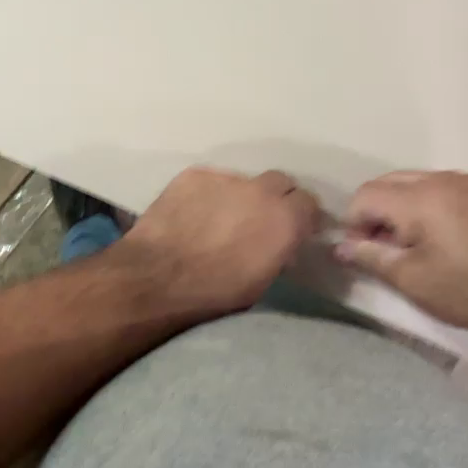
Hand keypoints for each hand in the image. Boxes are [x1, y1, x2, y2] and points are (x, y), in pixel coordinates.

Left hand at [109, 167, 319, 318]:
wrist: (158, 277)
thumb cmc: (215, 292)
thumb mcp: (262, 281)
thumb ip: (279, 252)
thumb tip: (281, 243)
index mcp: (286, 219)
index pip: (309, 202)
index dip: (301, 216)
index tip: (293, 228)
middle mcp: (261, 191)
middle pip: (280, 182)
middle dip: (275, 198)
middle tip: (259, 220)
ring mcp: (226, 178)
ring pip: (242, 181)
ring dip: (239, 196)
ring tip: (219, 218)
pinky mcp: (193, 175)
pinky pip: (210, 181)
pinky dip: (207, 195)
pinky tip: (193, 214)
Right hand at [333, 171, 467, 333]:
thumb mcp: (410, 279)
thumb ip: (369, 256)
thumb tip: (340, 247)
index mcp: (420, 198)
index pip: (366, 194)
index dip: (354, 222)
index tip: (362, 250)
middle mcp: (444, 178)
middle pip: (390, 182)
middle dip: (377, 211)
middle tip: (384, 246)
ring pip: (419, 181)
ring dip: (404, 206)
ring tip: (415, 242)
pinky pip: (448, 186)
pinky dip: (433, 203)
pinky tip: (444, 235)